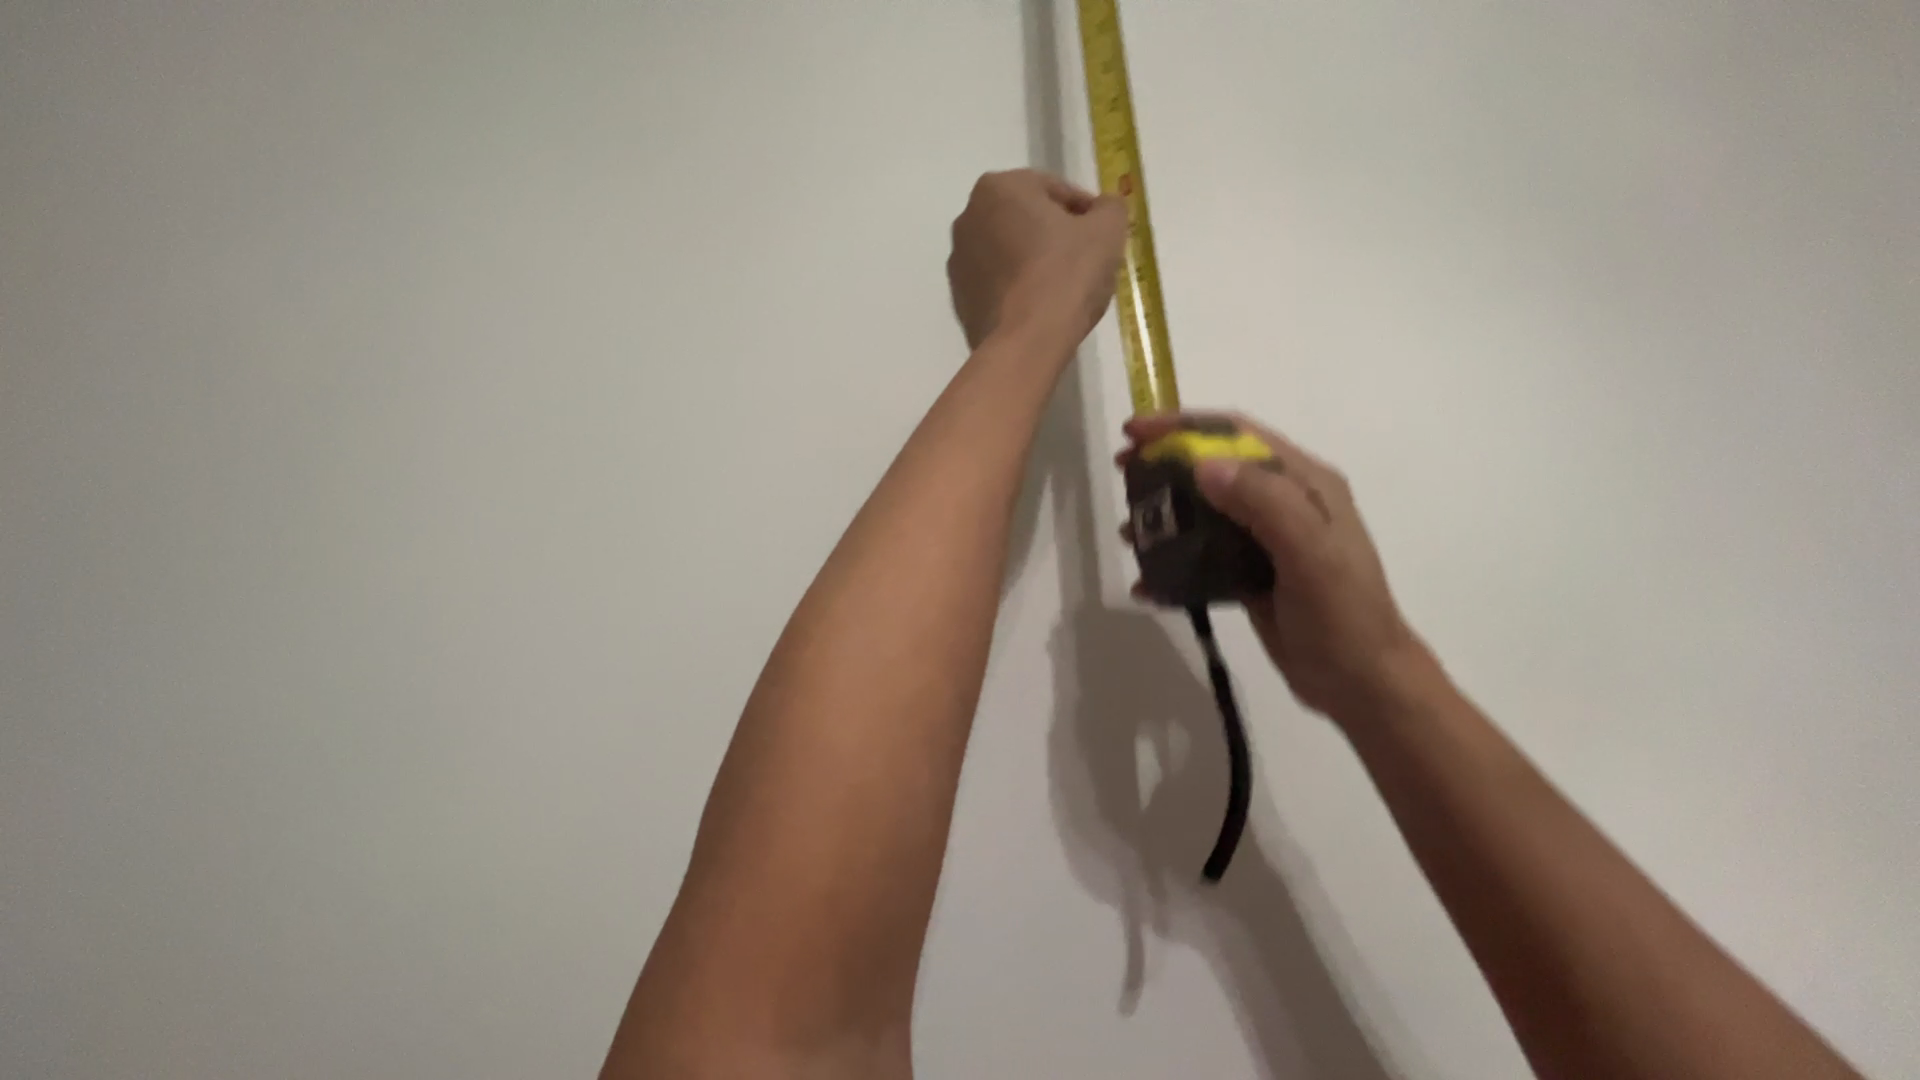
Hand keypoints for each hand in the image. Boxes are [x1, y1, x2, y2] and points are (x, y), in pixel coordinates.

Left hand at [947, 169, 1128, 349]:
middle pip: (1027, 220)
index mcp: (999, 188)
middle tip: (1085, 260)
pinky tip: (1040, 308)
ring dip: (1034, 261)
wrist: (1025, 344)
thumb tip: (1103, 209)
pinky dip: (1017, 288)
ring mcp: (958, 261)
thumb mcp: (1107, 231)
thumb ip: (1109, 208)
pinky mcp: (958, 299)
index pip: (1055, 190)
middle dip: (1055, 235)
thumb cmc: (1066, 276)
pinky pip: (998, 283)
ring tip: (1063, 288)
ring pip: (1009, 252)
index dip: (1086, 211)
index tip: (1103, 234)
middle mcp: (968, 217)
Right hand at [1122, 412, 1427, 722]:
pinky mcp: (1250, 573)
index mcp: (1305, 483)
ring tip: (1127, 531)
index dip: (1184, 426)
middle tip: (1122, 473)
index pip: (1237, 433)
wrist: (1361, 683)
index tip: (1134, 432)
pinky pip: (1203, 554)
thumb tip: (1204, 466)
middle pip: (1215, 466)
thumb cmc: (1342, 614)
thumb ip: (1264, 502)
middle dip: (1165, 464)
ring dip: (1163, 513)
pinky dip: (1172, 560)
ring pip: (1204, 510)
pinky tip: (1147, 580)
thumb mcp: (1309, 552)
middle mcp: (1284, 501)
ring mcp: (1266, 539)